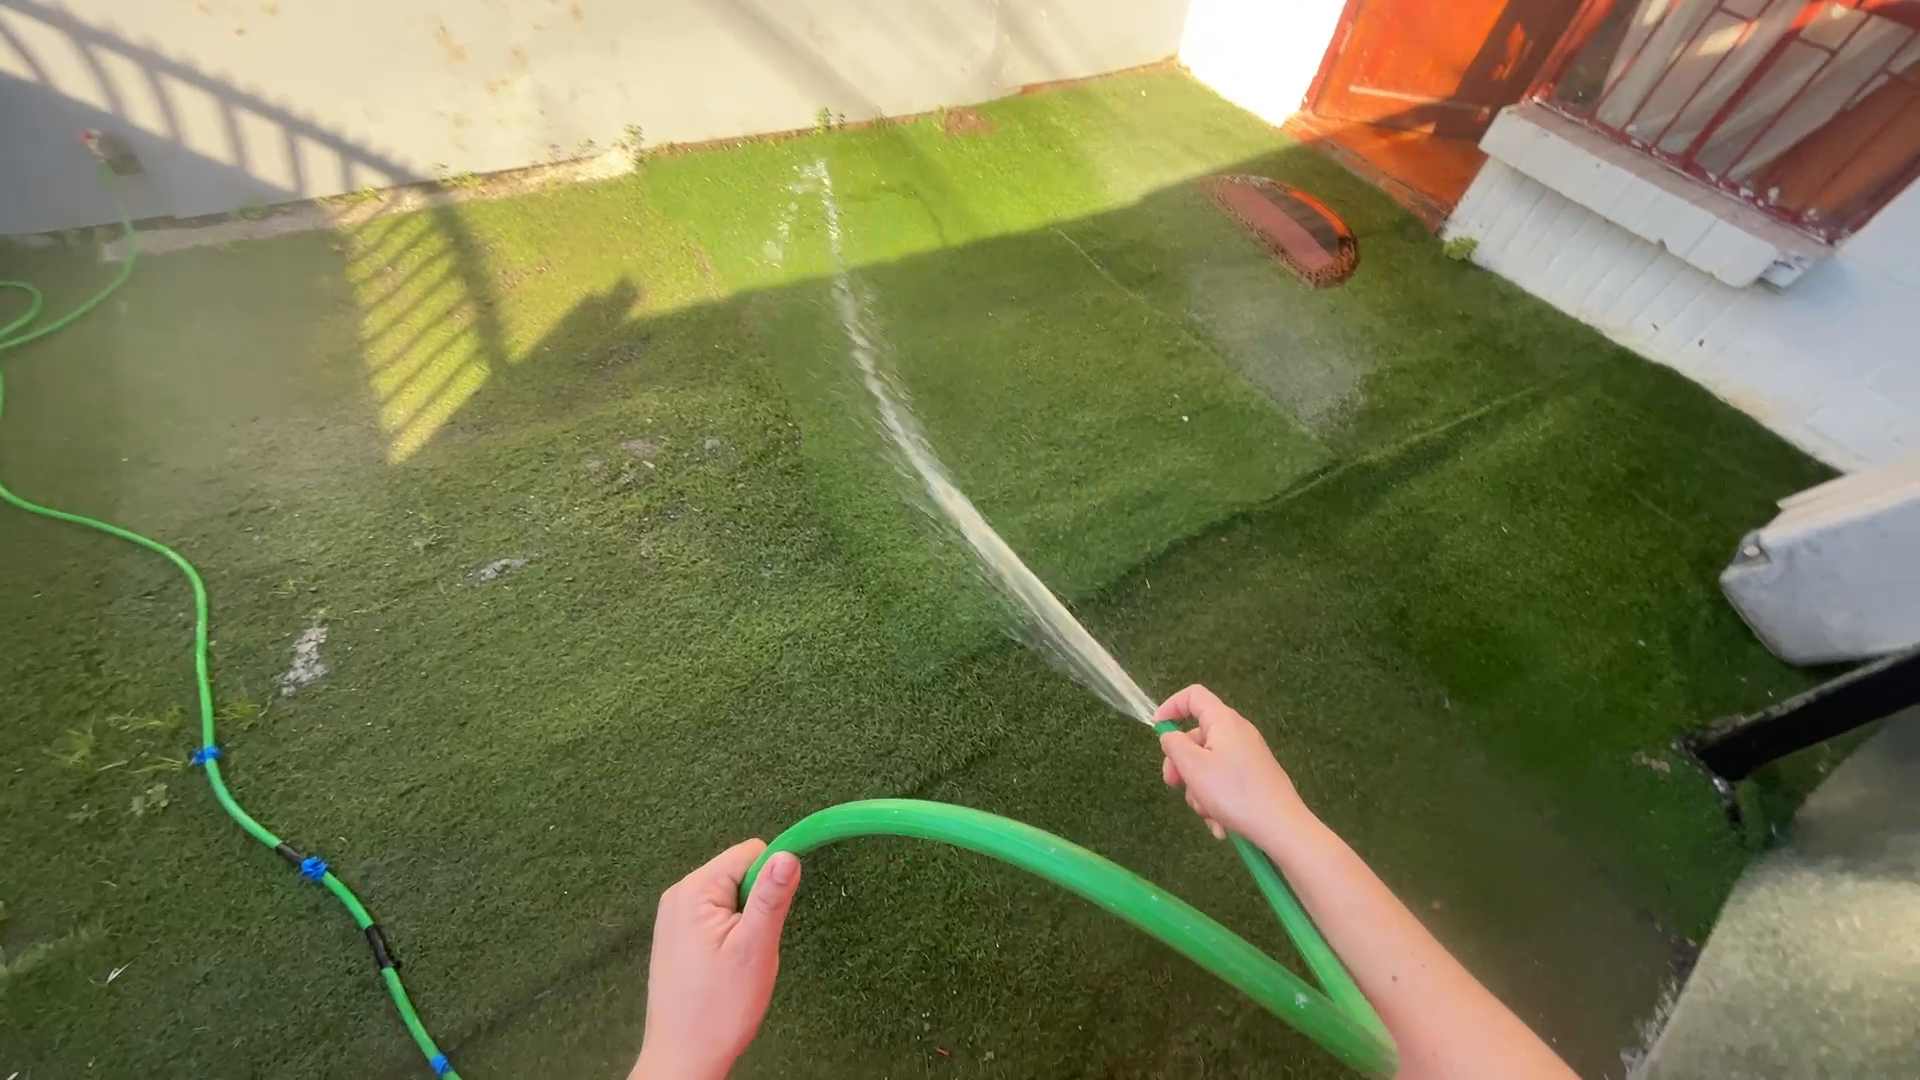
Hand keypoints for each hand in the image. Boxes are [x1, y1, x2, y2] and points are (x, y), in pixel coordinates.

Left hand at [631, 840, 802, 1079]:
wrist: (683, 1064)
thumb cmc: (721, 1007)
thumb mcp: (755, 948)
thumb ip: (772, 897)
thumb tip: (789, 852)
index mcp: (695, 889)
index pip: (751, 854)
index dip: (770, 883)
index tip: (766, 923)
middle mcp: (680, 893)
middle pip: (740, 872)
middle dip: (757, 904)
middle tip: (752, 948)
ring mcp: (675, 915)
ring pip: (732, 894)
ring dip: (746, 921)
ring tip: (739, 959)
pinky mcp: (677, 935)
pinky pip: (718, 914)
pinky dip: (731, 933)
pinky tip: (726, 965)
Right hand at [1156, 684, 1311, 842]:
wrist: (1282, 829)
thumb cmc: (1233, 792)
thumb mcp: (1193, 766)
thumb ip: (1173, 744)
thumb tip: (1170, 736)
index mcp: (1224, 721)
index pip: (1193, 695)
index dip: (1170, 707)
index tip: (1156, 730)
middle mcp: (1238, 733)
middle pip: (1197, 736)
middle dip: (1181, 762)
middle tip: (1173, 784)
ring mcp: (1248, 757)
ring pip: (1208, 764)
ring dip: (1199, 789)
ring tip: (1206, 812)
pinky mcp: (1255, 779)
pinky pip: (1224, 782)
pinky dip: (1216, 800)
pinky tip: (1220, 824)